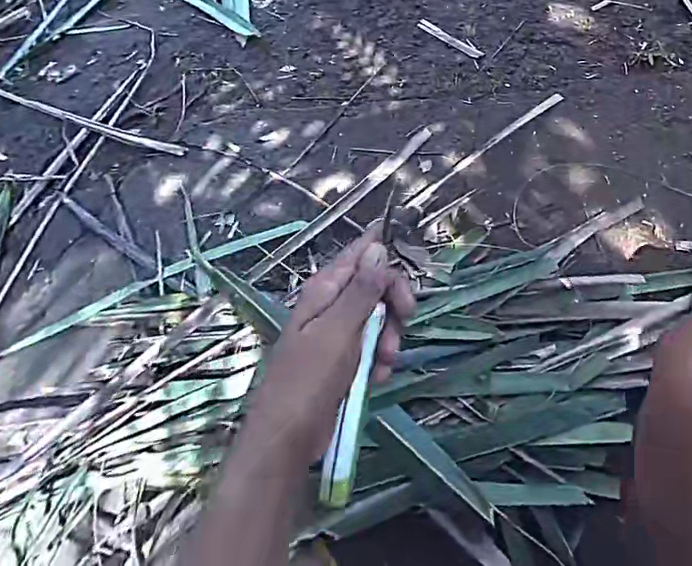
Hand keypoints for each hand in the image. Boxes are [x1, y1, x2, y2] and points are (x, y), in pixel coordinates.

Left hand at [238, 229, 414, 461]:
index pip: (361, 253)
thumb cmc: (307, 382)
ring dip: (388, 338)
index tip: (406, 283)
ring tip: (383, 362)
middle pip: (375, 286)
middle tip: (403, 324)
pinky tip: (375, 377)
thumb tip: (378, 248)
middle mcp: (330, 303)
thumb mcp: (339, 331)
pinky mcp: (341, 358)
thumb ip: (362, 290)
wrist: (285, 442)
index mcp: (325, 288)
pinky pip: (370, 346)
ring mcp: (335, 332)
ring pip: (377, 318)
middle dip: (393, 306)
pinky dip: (378, 359)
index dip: (387, 258)